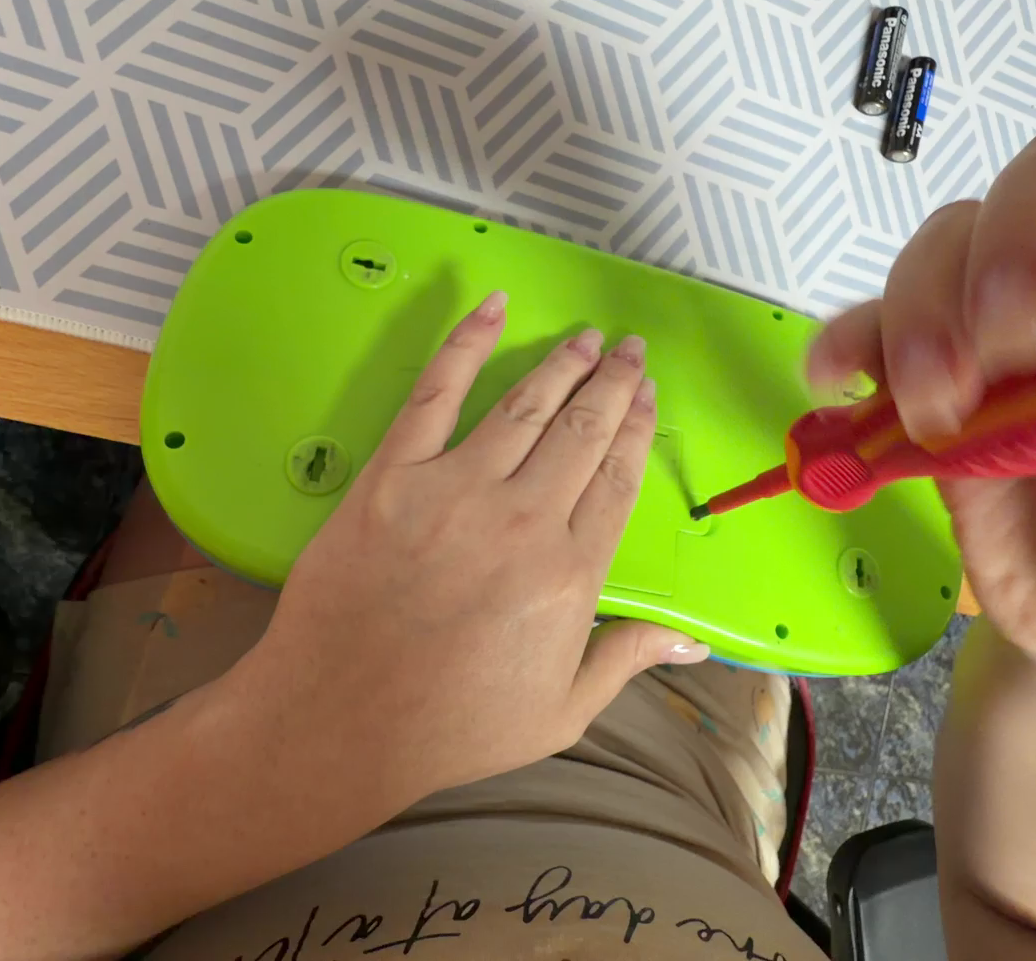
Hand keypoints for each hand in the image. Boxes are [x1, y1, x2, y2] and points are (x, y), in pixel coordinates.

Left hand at [249, 293, 705, 801]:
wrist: (339, 719)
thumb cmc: (454, 724)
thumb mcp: (560, 711)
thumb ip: (628, 658)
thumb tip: (695, 640)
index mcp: (570, 573)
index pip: (617, 479)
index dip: (636, 429)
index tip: (648, 396)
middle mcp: (525, 519)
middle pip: (583, 431)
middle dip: (613, 383)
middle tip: (630, 349)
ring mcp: (456, 489)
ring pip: (525, 406)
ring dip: (563, 365)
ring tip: (587, 338)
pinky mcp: (393, 473)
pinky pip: (436, 393)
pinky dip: (467, 344)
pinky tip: (494, 309)